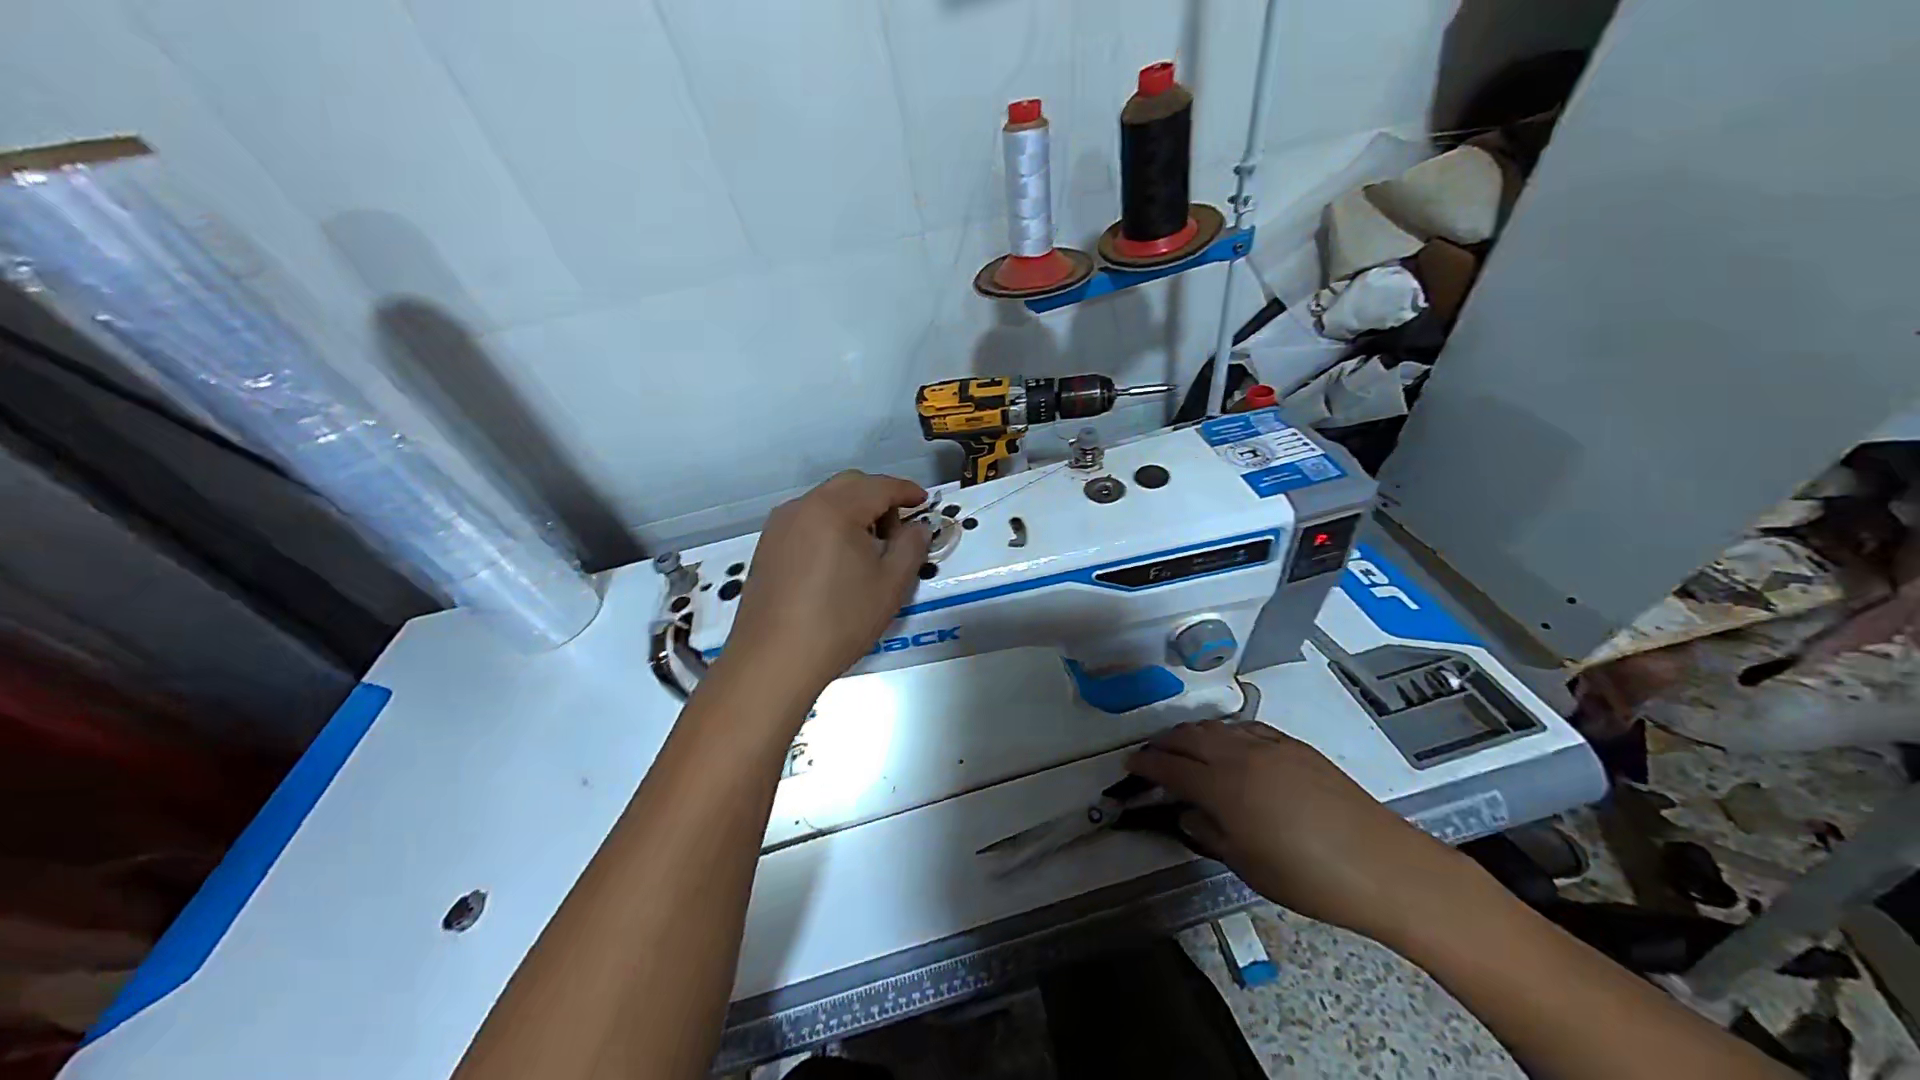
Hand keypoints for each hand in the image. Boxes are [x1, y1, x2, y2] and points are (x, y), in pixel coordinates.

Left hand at [717, 471, 931, 700]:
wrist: (774, 659)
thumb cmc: (840, 620)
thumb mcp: (891, 584)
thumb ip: (911, 546)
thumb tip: (917, 527)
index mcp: (834, 509)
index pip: (879, 486)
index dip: (906, 491)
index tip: (924, 503)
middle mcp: (802, 507)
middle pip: (849, 486)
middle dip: (878, 498)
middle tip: (897, 531)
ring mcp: (779, 526)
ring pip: (825, 502)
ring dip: (852, 512)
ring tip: (867, 549)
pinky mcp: (766, 547)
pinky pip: (805, 521)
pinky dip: (828, 526)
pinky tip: (836, 562)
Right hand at [1127, 720, 1474, 944]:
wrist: (1382, 865)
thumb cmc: (1308, 876)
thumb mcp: (1246, 865)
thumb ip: (1209, 834)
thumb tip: (1189, 815)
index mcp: (1222, 786)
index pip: (1170, 767)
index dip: (1145, 765)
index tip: (1130, 767)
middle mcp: (1240, 756)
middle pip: (1188, 737)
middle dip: (1163, 743)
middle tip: (1150, 755)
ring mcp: (1269, 746)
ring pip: (1217, 727)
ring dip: (1191, 733)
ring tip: (1181, 745)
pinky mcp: (1294, 746)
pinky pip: (1246, 728)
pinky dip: (1224, 732)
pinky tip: (1226, 744)